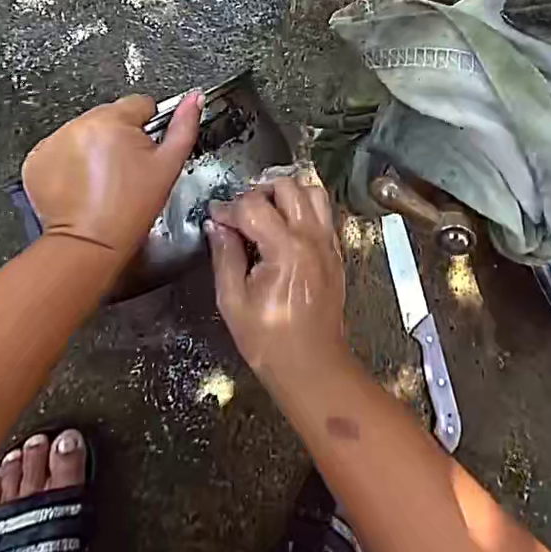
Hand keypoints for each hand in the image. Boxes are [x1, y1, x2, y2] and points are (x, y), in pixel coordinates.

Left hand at [22, 91, 201, 263]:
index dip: (148, 128)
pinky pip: (61, 149)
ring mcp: (54, 141)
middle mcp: (78, 124)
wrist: (91, 243)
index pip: (139, 105)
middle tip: (125, 171)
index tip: (144, 154)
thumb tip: (194, 98)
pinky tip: (83, 183)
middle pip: (110, 117)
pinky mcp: (37, 160)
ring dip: (94, 148)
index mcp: (112, 120)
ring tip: (104, 179)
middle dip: (119, 137)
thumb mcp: (168, 165)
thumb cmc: (130, 208)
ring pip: (85, 132)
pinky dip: (71, 162)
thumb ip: (184, 126)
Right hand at [208, 174, 350, 383]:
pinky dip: (304, 208)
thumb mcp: (232, 301)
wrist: (312, 365)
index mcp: (286, 250)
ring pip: (312, 192)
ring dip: (286, 194)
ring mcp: (328, 243)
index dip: (228, 208)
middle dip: (257, 193)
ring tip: (265, 213)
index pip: (253, 206)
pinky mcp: (336, 251)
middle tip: (240, 214)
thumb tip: (216, 225)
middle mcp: (312, 239)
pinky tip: (285, 227)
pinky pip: (324, 212)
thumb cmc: (269, 340)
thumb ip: (224, 256)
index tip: (214, 217)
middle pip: (287, 186)